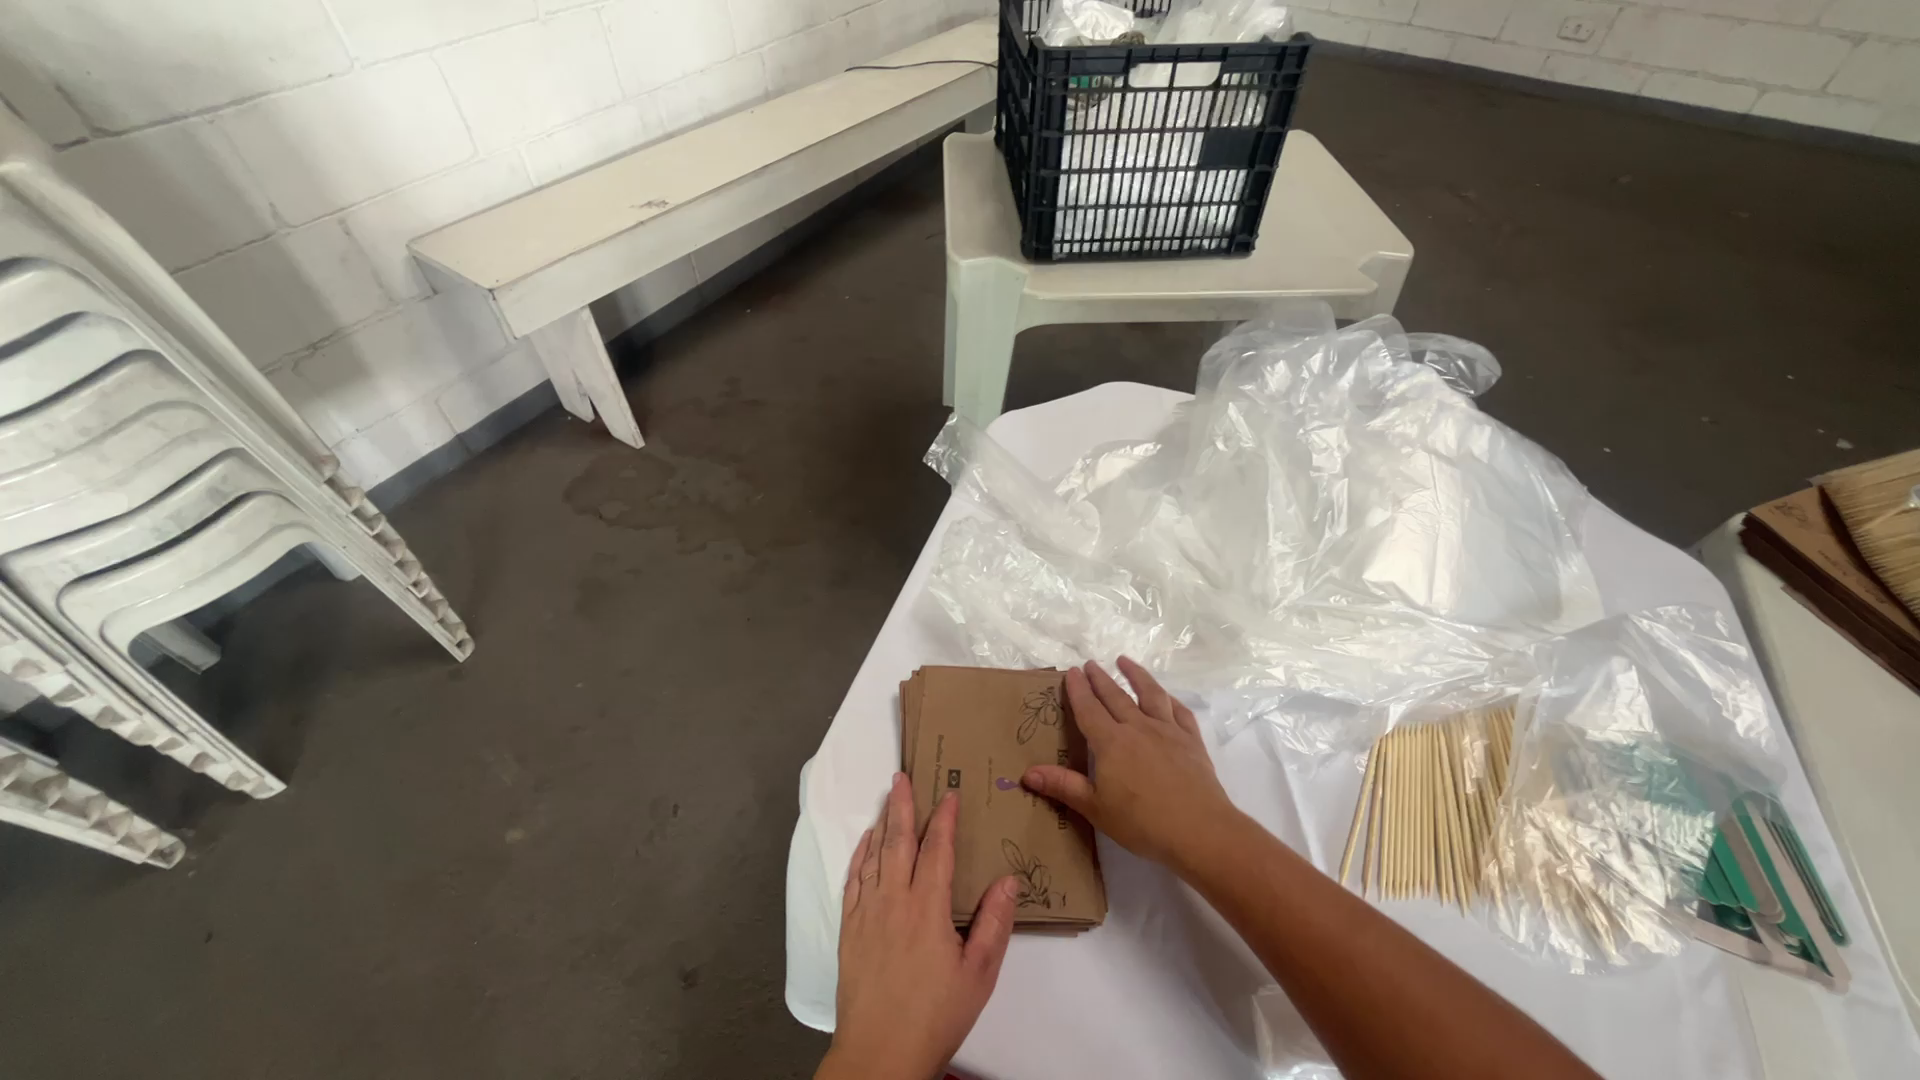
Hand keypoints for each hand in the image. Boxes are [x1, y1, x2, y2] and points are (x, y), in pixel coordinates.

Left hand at [819, 773, 1018, 1079]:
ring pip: (873, 856)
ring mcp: (866, 913)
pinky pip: (853, 880)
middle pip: (898, 842)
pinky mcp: (849, 929)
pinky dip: (860, 855)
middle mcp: (893, 901)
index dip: (944, 819)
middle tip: (902, 775)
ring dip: (881, 823)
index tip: (949, 793)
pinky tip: (865, 843)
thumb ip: (993, 923)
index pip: (936, 850)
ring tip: (886, 798)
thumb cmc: (936, 1014)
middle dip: (902, 805)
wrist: (879, 1053)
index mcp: (927, 908)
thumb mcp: (979, 973)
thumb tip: (1008, 880)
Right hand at [1023, 658, 1239, 873]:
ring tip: (1125, 661)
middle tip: (1091, 663)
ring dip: (1136, 676)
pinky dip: (1170, 700)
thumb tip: (1027, 773)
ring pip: (1150, 695)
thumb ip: (1063, 786)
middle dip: (1101, 679)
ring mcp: (1168, 732)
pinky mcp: (1192, 742)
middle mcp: (1138, 728)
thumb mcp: (1095, 808)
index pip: (1089, 709)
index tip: (1072, 671)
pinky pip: (1180, 712)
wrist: (1199, 830)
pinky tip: (1167, 697)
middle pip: (1116, 697)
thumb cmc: (1142, 822)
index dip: (1079, 690)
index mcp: (1111, 743)